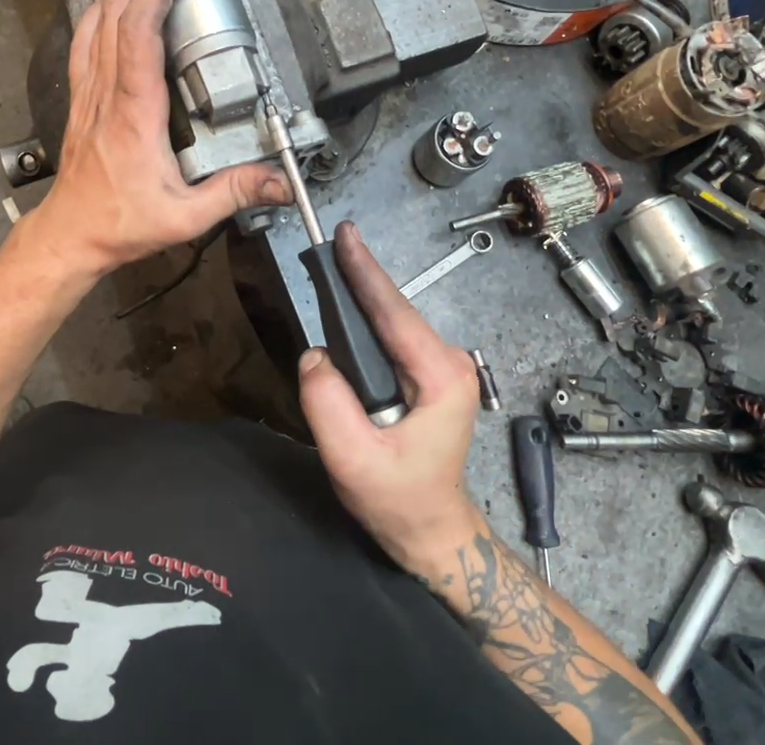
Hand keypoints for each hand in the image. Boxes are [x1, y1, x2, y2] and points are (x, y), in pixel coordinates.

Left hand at [35, 0, 290, 277]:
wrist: (71, 234)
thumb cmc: (119, 223)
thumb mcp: (186, 216)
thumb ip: (234, 193)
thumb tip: (278, 182)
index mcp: (135, 112)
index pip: (141, 31)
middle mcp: (107, 94)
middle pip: (116, 14)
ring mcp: (89, 95)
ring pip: (95, 22)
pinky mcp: (82, 102)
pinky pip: (83, 44)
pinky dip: (96, 14)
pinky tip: (106, 4)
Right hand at [297, 222, 482, 576]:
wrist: (430, 528)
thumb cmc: (397, 499)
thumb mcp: (353, 460)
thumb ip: (328, 404)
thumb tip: (314, 354)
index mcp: (441, 378)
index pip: (395, 314)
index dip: (366, 273)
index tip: (345, 235)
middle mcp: (450, 364)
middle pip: (396, 311)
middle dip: (361, 279)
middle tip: (326, 247)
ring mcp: (444, 369)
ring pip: (394, 322)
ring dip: (361, 300)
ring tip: (329, 271)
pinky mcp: (430, 376)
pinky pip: (393, 338)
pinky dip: (367, 322)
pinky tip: (345, 310)